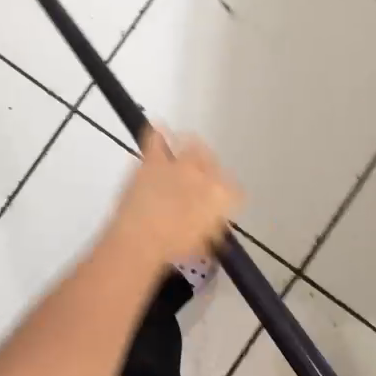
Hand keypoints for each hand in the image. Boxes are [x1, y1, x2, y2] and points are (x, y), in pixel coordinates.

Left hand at [105, 127, 240, 265]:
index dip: (227, 197)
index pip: (234, 190)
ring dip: (191, 150)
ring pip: (192, 145)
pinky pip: (157, 138)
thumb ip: (211, 227)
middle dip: (210, 171)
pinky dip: (158, 133)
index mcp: (222, 196)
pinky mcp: (153, 159)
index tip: (219, 204)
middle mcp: (204, 174)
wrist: (141, 238)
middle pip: (214, 164)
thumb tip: (212, 227)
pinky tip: (159, 129)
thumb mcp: (202, 242)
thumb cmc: (174, 247)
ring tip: (186, 155)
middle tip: (201, 182)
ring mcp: (179, 162)